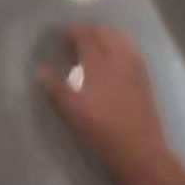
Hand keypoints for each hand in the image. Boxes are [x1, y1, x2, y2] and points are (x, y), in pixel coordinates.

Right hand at [40, 24, 169, 173]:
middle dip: (88, 31)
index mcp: (100, 62)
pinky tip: (110, 62)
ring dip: (104, 37)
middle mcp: (120, 58)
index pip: (85, 34)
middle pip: (104, 31)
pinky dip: (118, 47)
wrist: (141, 153)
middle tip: (73, 41)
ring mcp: (135, 68)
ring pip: (120, 39)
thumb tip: (40, 70)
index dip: (71, 31)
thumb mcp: (71, 111)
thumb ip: (55, 87)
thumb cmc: (102, 131)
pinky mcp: (144, 79)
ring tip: (91, 48)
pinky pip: (130, 51)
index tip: (59, 36)